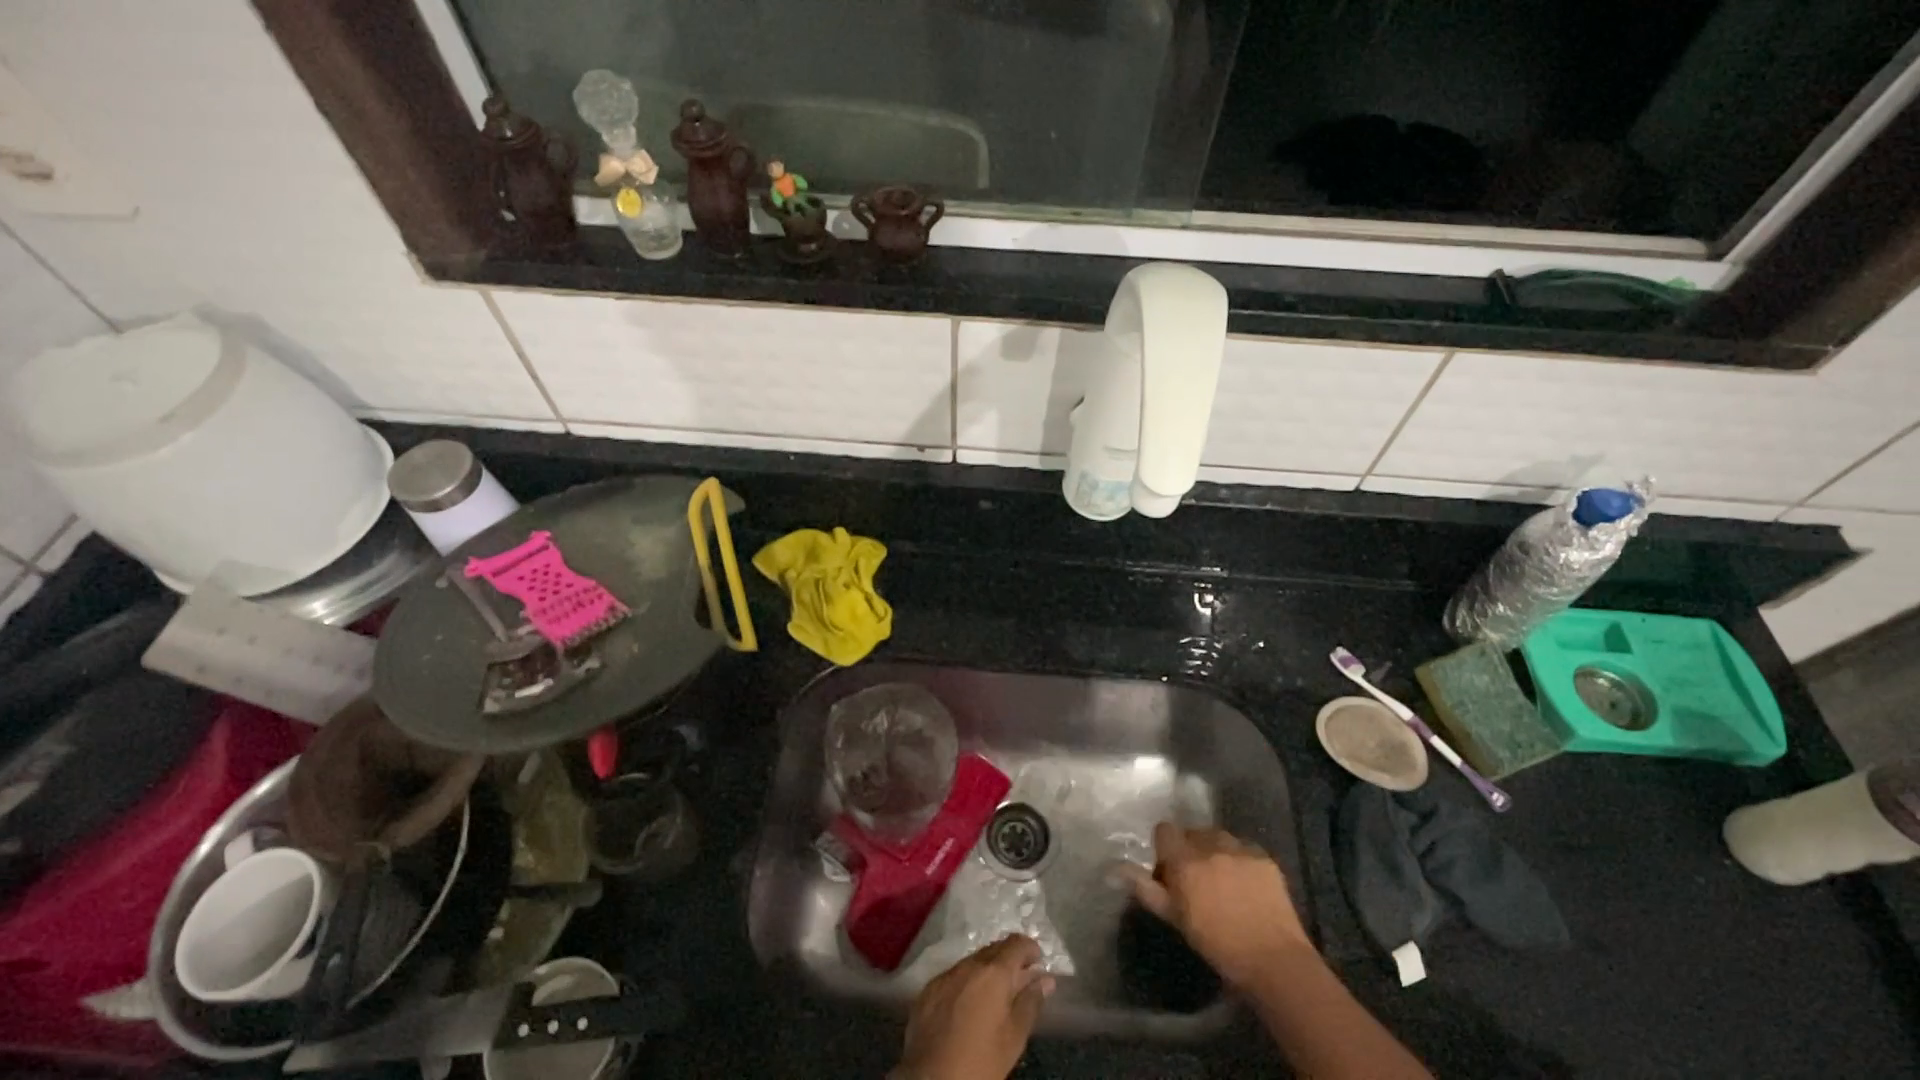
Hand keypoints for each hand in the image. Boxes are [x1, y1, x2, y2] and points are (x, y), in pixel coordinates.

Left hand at [895, 935, 1054, 1079]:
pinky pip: (953, 976)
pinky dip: (966, 982)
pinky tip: (969, 1004)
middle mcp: (967, 966)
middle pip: (993, 949)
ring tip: (995, 994)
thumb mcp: (1014, 1036)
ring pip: (971, 962)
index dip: (1030, 949)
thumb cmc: (981, 1059)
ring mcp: (944, 976)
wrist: (932, 1079)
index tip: (1038, 963)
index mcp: (993, 973)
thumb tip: (1045, 980)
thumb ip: (1031, 1003)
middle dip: (1009, 959)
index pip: (1015, 943)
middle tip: (1020, 980)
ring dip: (987, 970)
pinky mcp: (927, 990)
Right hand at [1116, 823, 1312, 988]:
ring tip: (1221, 880)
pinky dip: (1239, 859)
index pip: (1164, 830)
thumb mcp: (1173, 917)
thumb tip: (1116, 869)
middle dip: (1190, 849)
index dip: (1164, 846)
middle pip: (1192, 833)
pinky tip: (1245, 884)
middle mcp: (1211, 846)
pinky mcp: (1265, 857)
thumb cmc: (1216, 943)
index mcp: (1184, 860)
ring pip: (1219, 837)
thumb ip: (1145, 888)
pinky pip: (1244, 848)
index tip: (1168, 869)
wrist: (1271, 958)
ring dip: (1214, 851)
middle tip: (1195, 879)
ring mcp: (1241, 849)